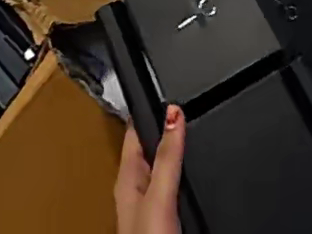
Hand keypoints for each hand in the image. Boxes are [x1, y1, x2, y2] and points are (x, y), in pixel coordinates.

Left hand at [115, 105, 185, 233]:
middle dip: (161, 129)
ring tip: (180, 134)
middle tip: (175, 107)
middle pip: (148, 148)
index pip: (134, 130)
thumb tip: (173, 112)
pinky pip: (169, 189)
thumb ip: (166, 156)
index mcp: (128, 178)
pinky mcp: (163, 224)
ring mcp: (149, 208)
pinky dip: (177, 176)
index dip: (146, 109)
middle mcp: (136, 191)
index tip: (158, 90)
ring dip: (169, 152)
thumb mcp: (159, 196)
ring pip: (158, 168)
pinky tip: (183, 177)